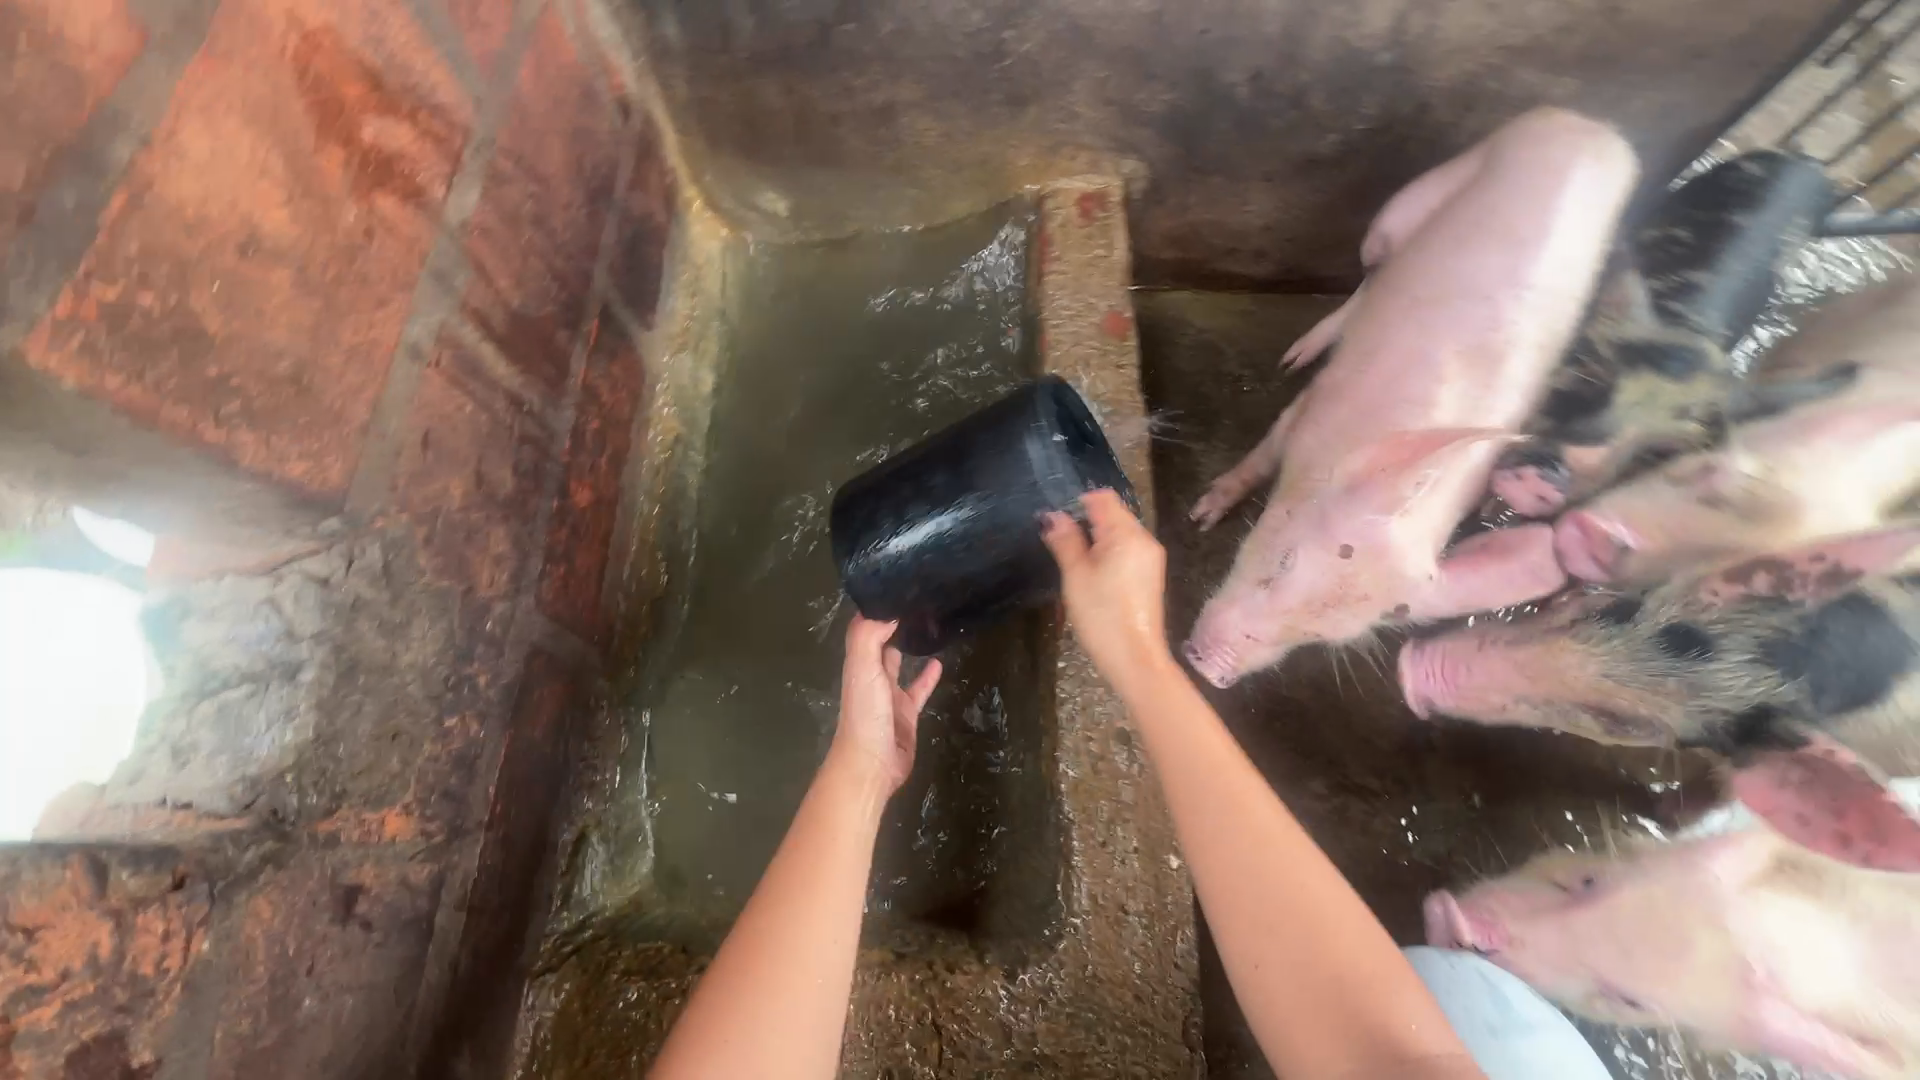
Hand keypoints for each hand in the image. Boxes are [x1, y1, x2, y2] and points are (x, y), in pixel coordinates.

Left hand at [830, 616, 942, 795]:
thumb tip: (889, 609)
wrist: (872, 762)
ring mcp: (889, 694)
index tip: (898, 586)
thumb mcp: (862, 667)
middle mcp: (871, 674)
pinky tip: (940, 662)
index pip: (865, 626)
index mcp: (858, 662)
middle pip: (881, 641)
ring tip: (929, 624)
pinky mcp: (907, 712)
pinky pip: (919, 689)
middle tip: (917, 601)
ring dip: (909, 645)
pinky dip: (928, 676)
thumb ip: (870, 636)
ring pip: (899, 662)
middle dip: (893, 623)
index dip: (878, 607)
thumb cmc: (866, 712)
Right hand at [1040, 489, 1172, 679]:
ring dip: (1095, 540)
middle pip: (1112, 514)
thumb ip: (1065, 540)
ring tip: (1074, 564)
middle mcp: (1144, 539)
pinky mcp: (1149, 575)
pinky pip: (1126, 550)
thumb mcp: (1075, 575)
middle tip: (1060, 546)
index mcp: (1127, 534)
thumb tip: (1053, 516)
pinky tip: (1092, 576)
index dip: (1077, 503)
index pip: (1102, 497)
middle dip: (1085, 523)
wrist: (1134, 659)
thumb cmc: (1101, 616)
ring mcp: (1150, 558)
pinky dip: (1107, 554)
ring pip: (1118, 533)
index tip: (1056, 523)